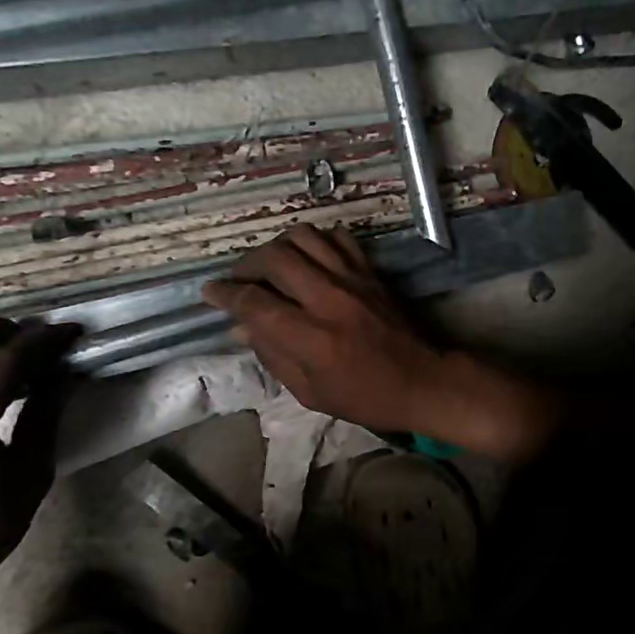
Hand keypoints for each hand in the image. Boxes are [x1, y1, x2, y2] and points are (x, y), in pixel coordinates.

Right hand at [202, 225, 562, 461]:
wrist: (424, 381)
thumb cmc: (365, 397)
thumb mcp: (311, 393)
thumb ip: (273, 356)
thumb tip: (242, 327)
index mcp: (311, 337)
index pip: (255, 302)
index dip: (225, 294)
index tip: (210, 293)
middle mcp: (328, 298)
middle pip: (273, 258)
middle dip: (246, 265)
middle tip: (239, 280)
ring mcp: (352, 279)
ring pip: (303, 236)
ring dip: (277, 246)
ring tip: (269, 265)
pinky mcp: (370, 271)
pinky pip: (336, 238)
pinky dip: (314, 241)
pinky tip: (308, 258)